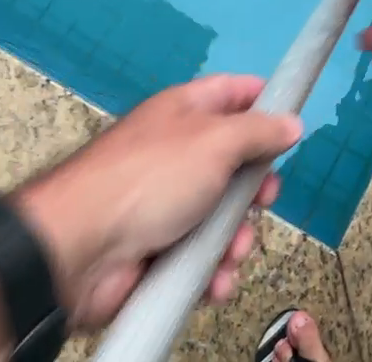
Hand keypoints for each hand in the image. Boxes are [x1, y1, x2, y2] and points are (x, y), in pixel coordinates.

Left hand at [11, 75, 301, 328]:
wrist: (78, 250)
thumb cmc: (152, 178)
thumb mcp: (216, 141)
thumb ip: (259, 131)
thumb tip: (292, 122)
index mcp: (186, 111)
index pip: (234, 92)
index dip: (264, 100)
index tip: (291, 122)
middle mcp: (178, 151)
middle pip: (235, 160)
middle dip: (256, 186)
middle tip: (265, 199)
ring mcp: (167, 203)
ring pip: (223, 214)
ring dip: (237, 237)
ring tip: (232, 252)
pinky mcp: (159, 250)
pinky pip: (200, 255)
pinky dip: (213, 269)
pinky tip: (215, 280)